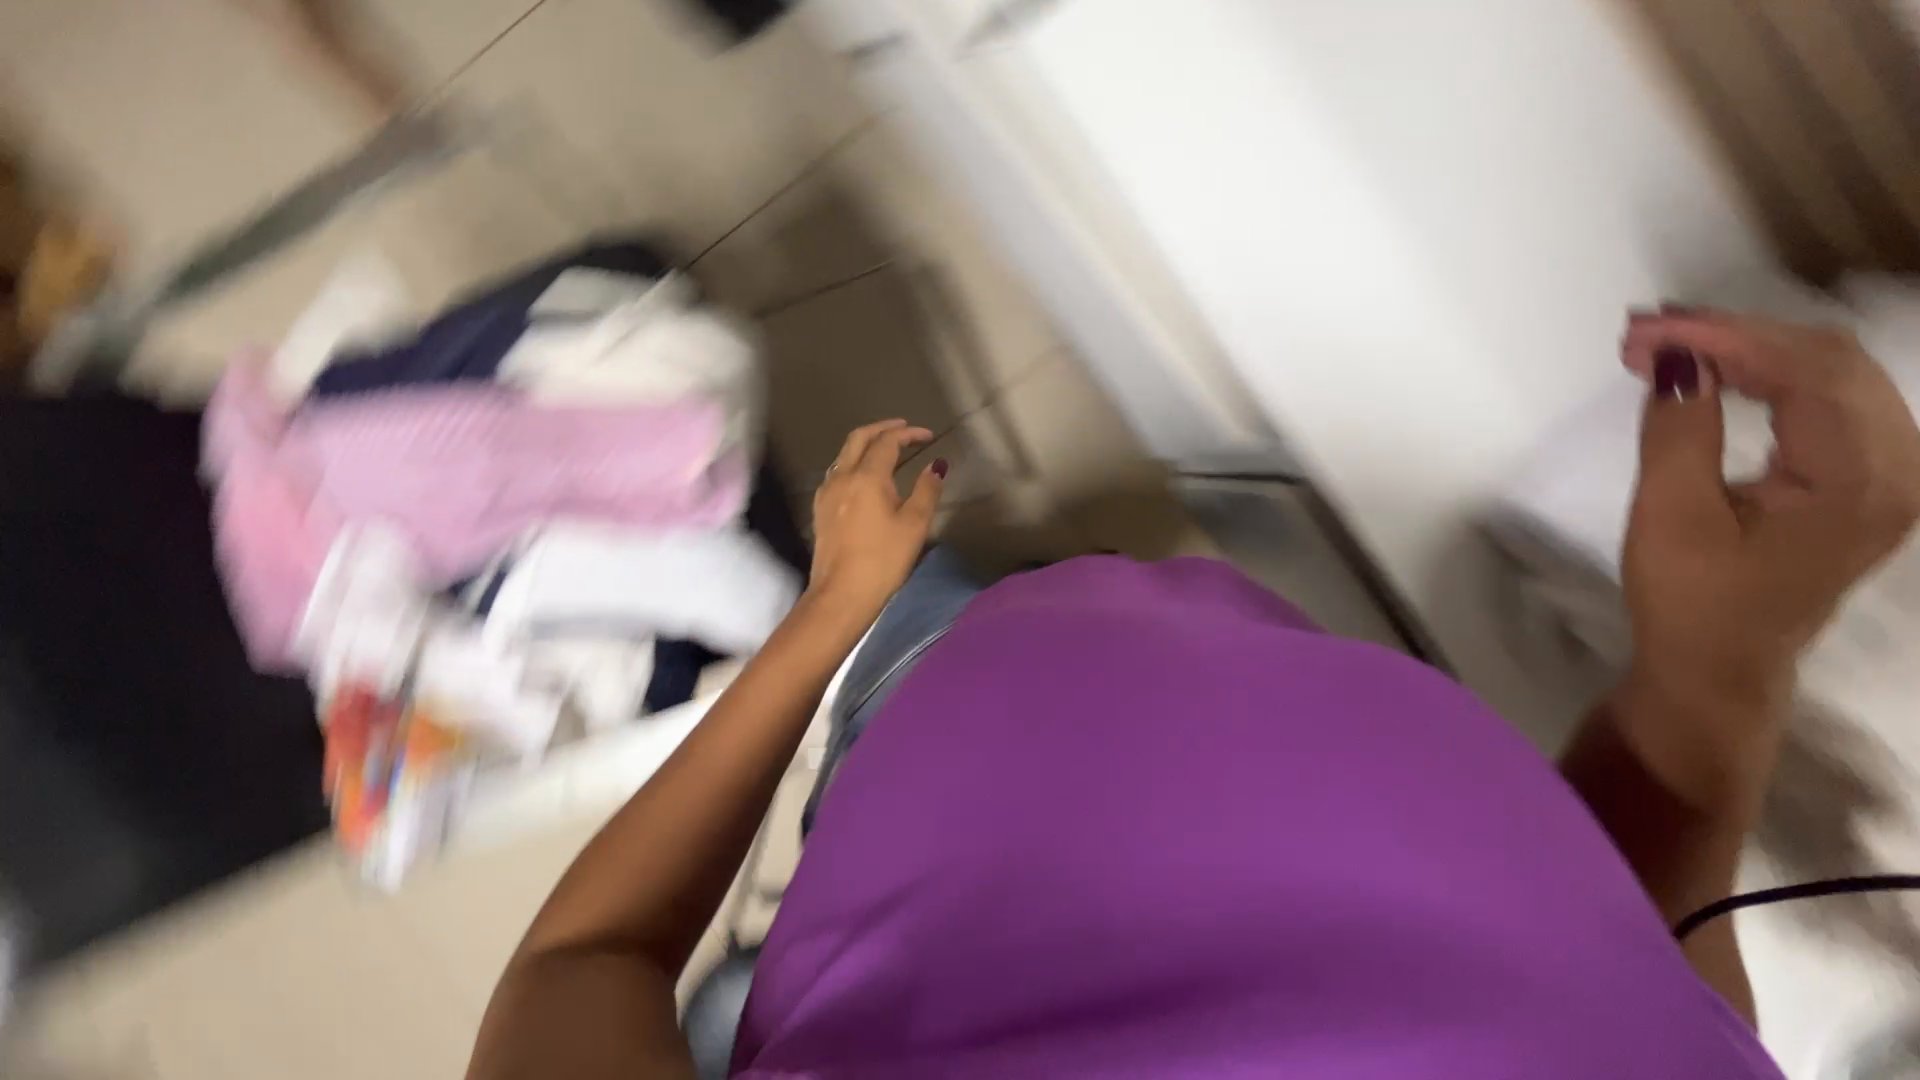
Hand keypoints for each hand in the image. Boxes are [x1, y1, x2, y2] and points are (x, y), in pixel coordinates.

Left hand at [807, 420, 946, 618]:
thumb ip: (927, 490)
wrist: (841, 594)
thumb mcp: (914, 525)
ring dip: (866, 444)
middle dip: (882, 429)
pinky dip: (854, 463)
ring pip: (844, 454)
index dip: (909, 434)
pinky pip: (837, 473)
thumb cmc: (883, 560)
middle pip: (859, 438)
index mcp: (867, 477)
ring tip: (887, 449)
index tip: (928, 436)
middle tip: (904, 429)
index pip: (887, 442)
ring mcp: (826, 492)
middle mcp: (842, 477)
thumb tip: (936, 466)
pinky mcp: (820, 509)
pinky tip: (865, 476)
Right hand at [1620, 309, 1919, 715]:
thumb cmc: (1690, 596)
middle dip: (1735, 336)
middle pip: (1831, 362)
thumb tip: (1674, 361)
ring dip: (1750, 351)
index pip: (1808, 370)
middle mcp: (1899, 465)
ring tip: (1671, 348)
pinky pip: (1828, 402)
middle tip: (1647, 335)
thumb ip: (1679, 431)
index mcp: (1861, 478)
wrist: (1717, 662)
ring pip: (1833, 375)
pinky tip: (1719, 377)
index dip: (1724, 337)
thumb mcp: (1671, 515)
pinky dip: (1768, 377)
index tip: (1644, 331)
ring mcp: (1889, 471)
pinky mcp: (1863, 478)